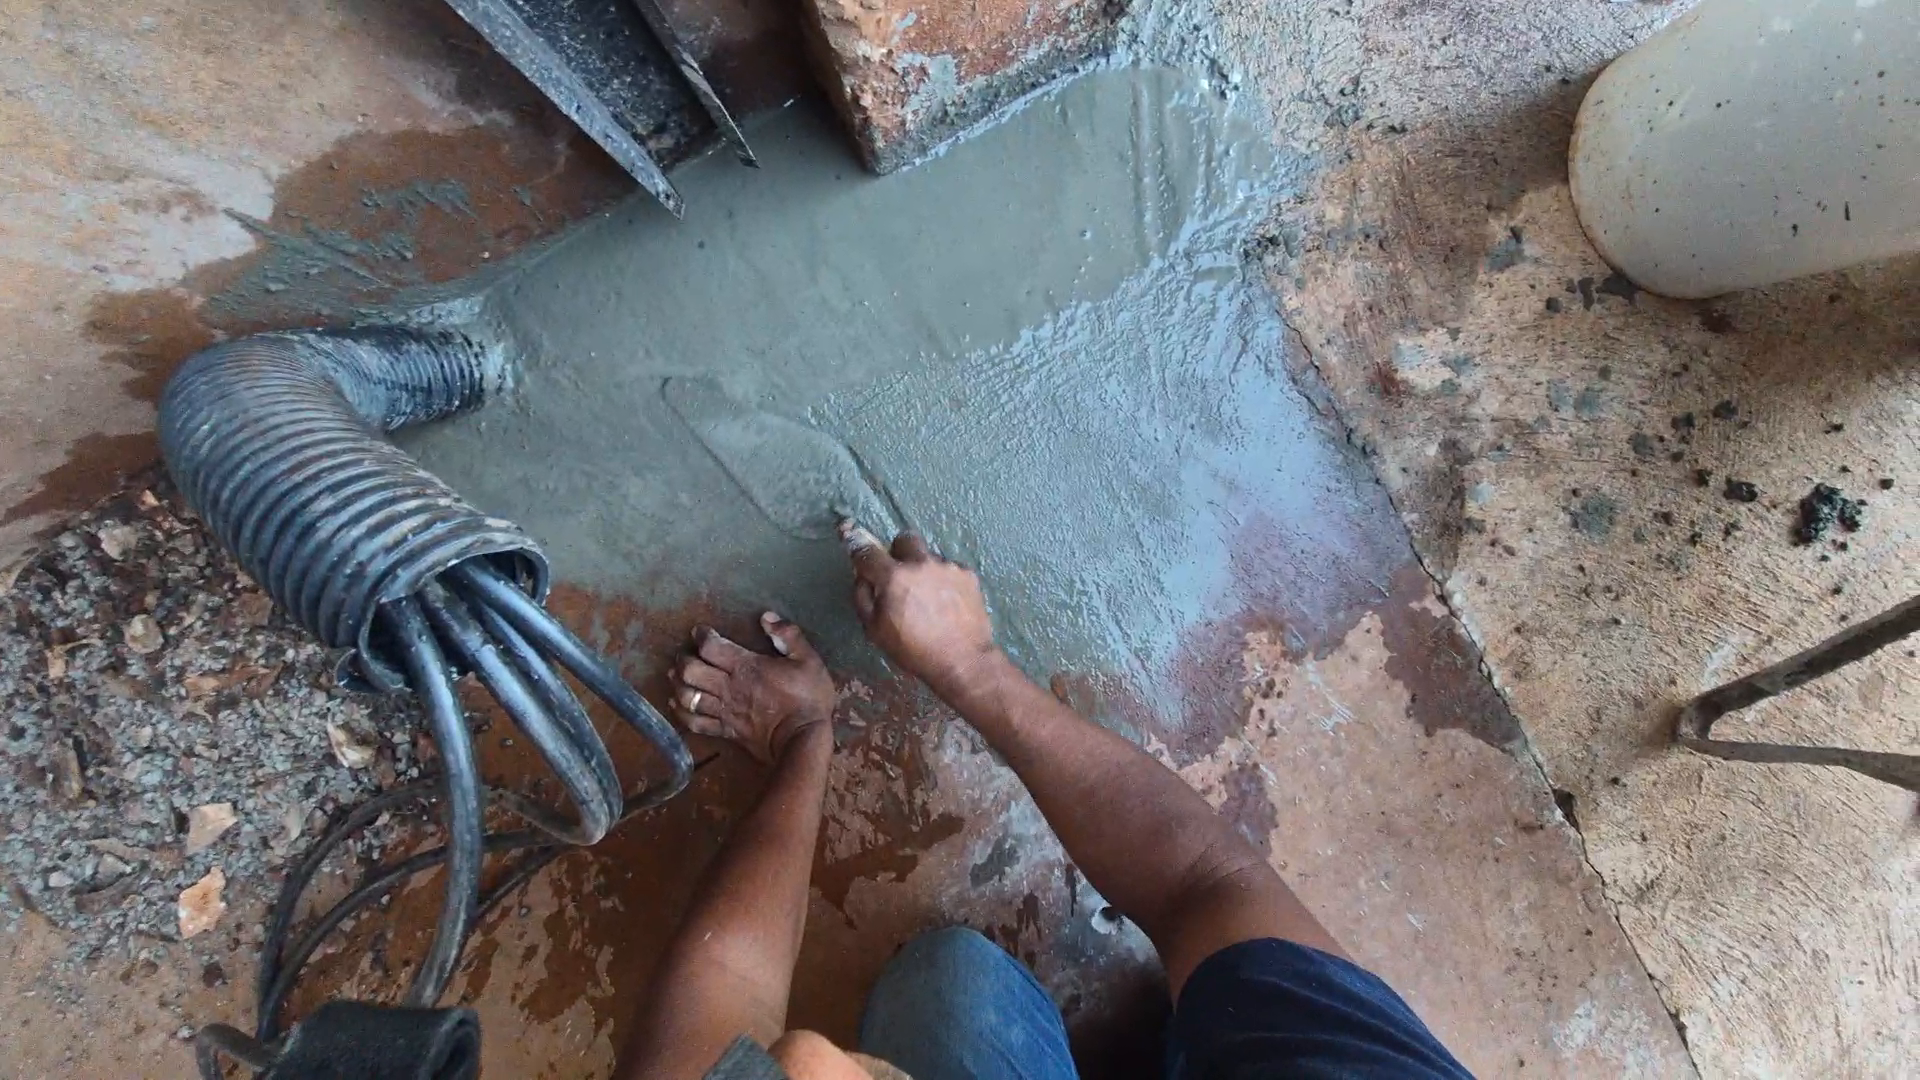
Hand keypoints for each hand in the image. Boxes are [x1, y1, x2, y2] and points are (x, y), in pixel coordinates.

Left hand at [670, 613, 834, 764]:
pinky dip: (681, 712)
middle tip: (687, 653)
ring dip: (677, 684)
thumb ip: (789, 636)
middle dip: (683, 659)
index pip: (711, 647)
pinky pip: (694, 722)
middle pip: (690, 671)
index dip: (701, 635)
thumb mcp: (809, 660)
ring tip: (677, 675)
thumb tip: (767, 617)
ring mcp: (724, 711)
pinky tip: (677, 704)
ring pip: (687, 696)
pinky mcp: (725, 731)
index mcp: (746, 667)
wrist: (803, 740)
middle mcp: (728, 687)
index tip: (700, 631)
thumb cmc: (808, 698)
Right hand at [839, 521, 999, 696]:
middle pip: (904, 539)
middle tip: (901, 575)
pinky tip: (947, 603)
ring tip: (930, 599)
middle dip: (899, 552)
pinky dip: (945, 581)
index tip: (848, 532)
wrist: (962, 660)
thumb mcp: (875, 630)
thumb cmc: (913, 650)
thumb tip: (862, 576)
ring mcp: (948, 566)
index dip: (856, 542)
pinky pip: (950, 569)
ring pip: (929, 557)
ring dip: (924, 570)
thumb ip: (863, 596)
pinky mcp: (968, 574)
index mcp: (894, 577)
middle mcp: (921, 564)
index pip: (867, 550)